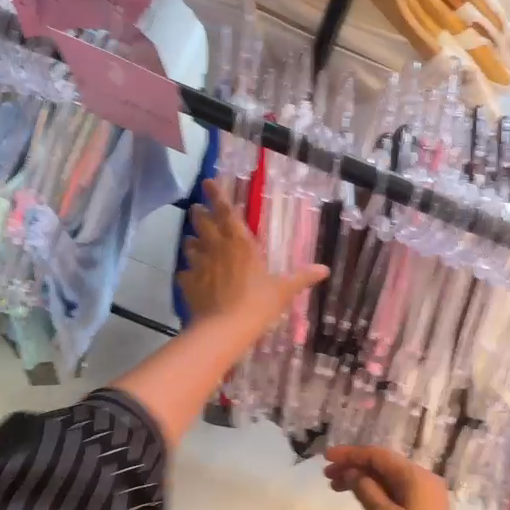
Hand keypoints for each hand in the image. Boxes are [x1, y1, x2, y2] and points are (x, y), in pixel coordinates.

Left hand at [178, 179, 327, 331]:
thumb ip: (302, 277)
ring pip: (189, 244)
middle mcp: (216, 247)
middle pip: (202, 222)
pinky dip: (187, 272)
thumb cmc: (258, 303)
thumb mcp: (284, 290)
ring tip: (192, 241)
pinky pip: (184, 272)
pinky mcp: (187, 283)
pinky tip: (190, 276)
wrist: (225, 328)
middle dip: (199, 213)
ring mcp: (199, 264)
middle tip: (196, 209)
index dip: (216, 194)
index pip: (226, 211)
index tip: (207, 181)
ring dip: (191, 241)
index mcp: (240, 242)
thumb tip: (325, 269)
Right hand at [324, 445, 478, 509]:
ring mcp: (427, 495)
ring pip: (389, 479)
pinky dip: (377, 492)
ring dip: (364, 480)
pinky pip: (397, 491)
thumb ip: (366, 490)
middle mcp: (423, 479)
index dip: (350, 454)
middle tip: (328, 477)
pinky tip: (363, 499)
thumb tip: (352, 472)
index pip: (377, 455)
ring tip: (338, 489)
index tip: (326, 458)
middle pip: (383, 465)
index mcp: (415, 475)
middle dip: (354, 467)